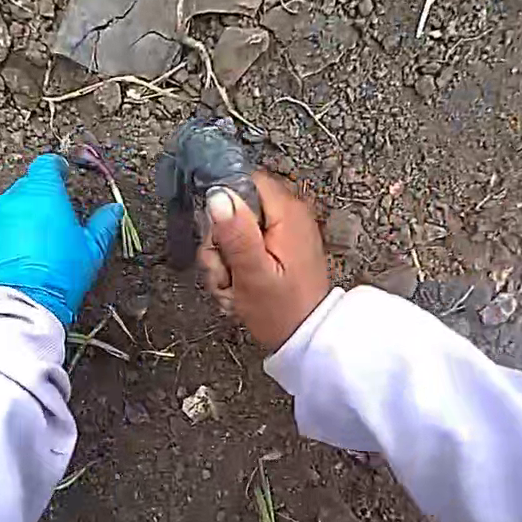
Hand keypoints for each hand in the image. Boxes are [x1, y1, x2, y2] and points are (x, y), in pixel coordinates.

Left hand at [0, 153, 123, 325]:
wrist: (21, 303)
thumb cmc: (60, 275)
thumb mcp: (91, 251)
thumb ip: (103, 225)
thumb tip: (114, 210)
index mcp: (44, 193)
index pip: (47, 166)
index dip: (56, 168)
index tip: (63, 175)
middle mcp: (13, 199)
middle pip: (26, 188)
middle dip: (39, 198)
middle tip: (53, 219)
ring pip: (6, 210)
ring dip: (18, 220)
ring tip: (33, 245)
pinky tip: (11, 258)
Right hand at [197, 172, 330, 350]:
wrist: (305, 339)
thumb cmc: (282, 311)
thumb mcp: (253, 273)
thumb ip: (235, 233)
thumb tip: (216, 196)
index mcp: (287, 213)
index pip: (244, 181)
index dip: (223, 205)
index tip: (218, 236)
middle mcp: (288, 216)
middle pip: (235, 209)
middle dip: (218, 242)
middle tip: (225, 271)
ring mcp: (283, 233)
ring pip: (234, 232)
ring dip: (223, 261)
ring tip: (232, 286)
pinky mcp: (277, 249)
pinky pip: (244, 247)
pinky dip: (234, 268)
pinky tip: (238, 288)